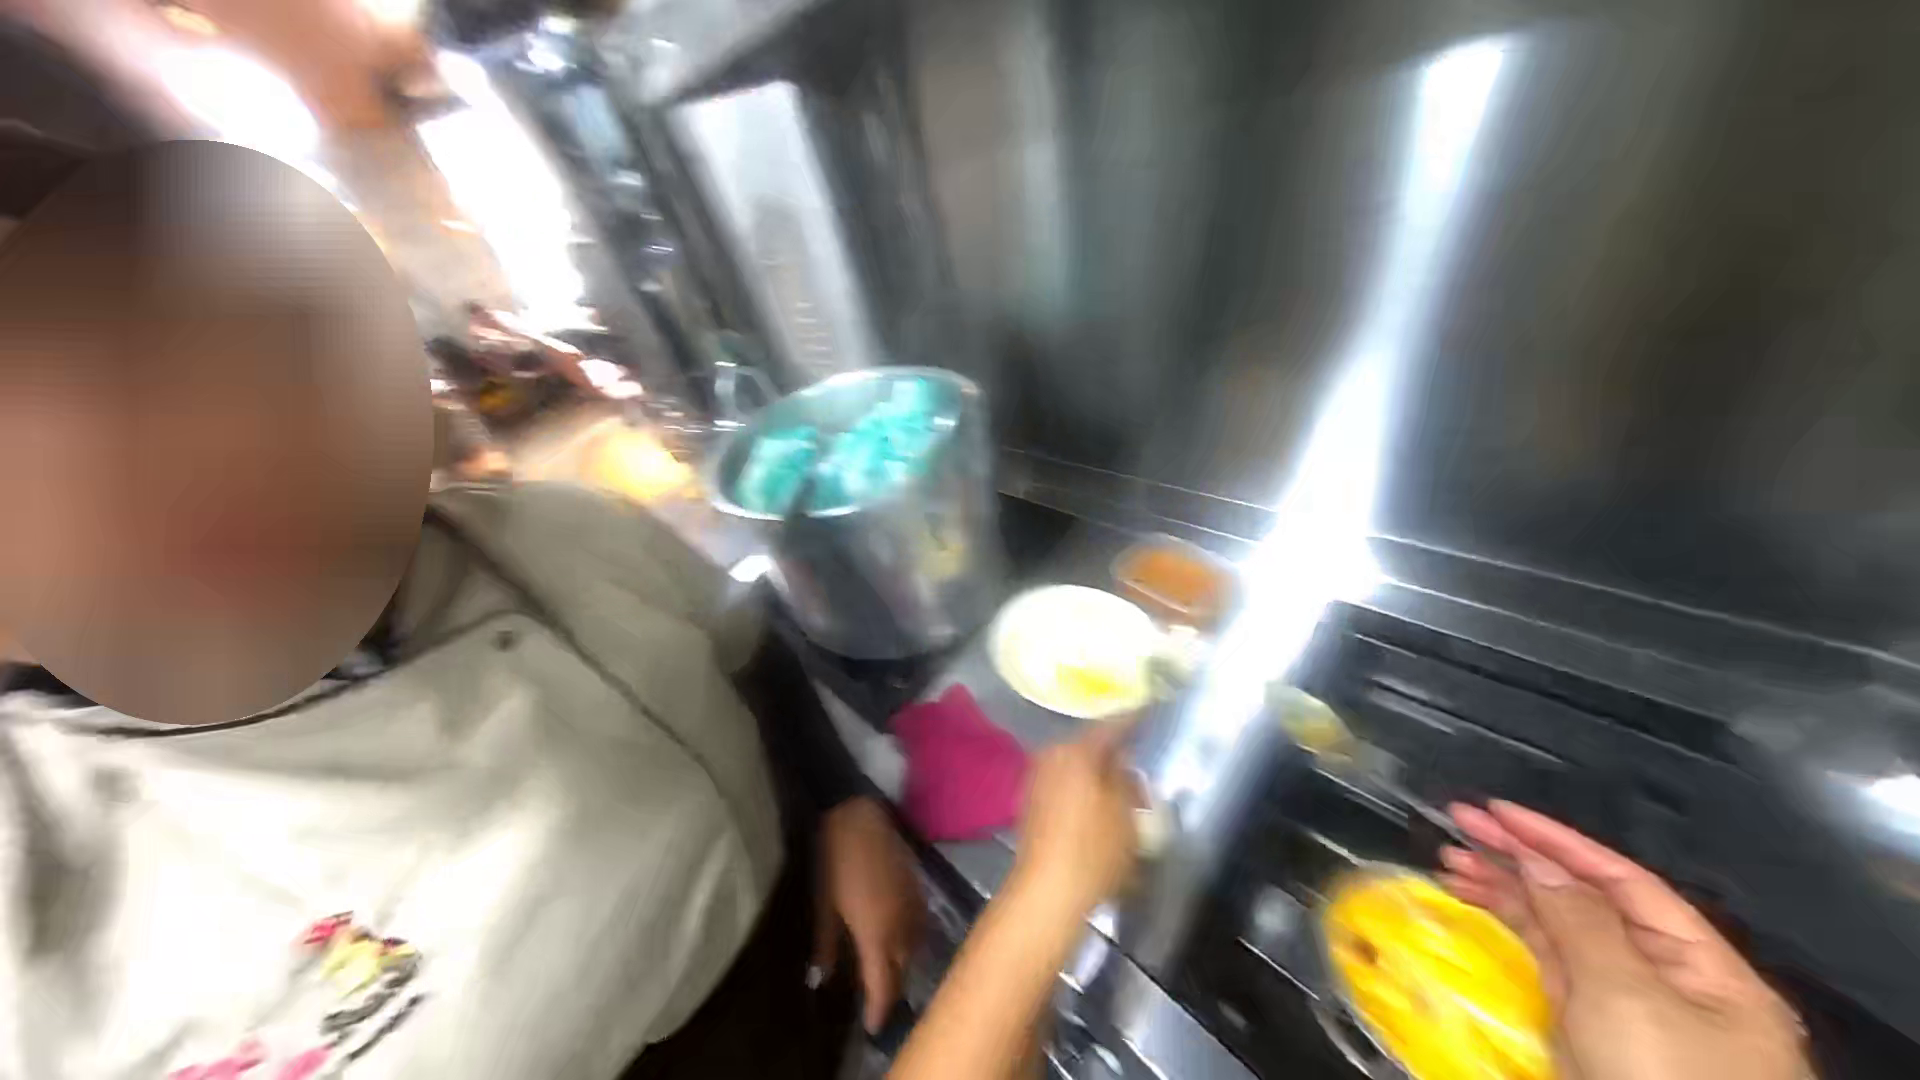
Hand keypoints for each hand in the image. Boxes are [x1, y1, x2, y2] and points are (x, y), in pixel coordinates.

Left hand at [816, 796, 923, 1032]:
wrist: (859, 816)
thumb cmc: (835, 861)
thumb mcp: (825, 906)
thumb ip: (826, 947)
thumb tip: (821, 979)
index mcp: (876, 935)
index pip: (884, 986)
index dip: (880, 1010)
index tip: (872, 1026)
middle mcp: (902, 926)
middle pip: (903, 970)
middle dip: (892, 988)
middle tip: (876, 997)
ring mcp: (915, 905)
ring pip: (916, 948)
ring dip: (903, 962)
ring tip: (886, 967)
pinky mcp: (920, 887)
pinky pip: (921, 925)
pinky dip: (911, 938)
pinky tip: (897, 935)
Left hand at [1008, 719, 1145, 921]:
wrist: (1047, 892)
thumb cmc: (1093, 850)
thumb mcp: (1126, 813)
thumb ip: (1127, 778)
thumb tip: (1124, 760)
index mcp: (1076, 750)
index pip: (1111, 724)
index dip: (1135, 719)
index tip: (1153, 712)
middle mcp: (1051, 754)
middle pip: (1090, 744)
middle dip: (1116, 751)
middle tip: (1143, 758)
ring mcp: (1037, 777)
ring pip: (1077, 764)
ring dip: (1099, 772)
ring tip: (1126, 786)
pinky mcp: (1032, 801)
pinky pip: (1065, 782)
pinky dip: (1084, 787)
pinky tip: (1100, 805)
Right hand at [1442, 801, 1809, 1079]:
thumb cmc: (1661, 1079)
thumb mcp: (1625, 996)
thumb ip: (1580, 918)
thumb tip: (1536, 858)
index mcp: (1702, 969)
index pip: (1624, 881)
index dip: (1558, 839)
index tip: (1497, 810)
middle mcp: (1663, 976)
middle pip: (1583, 896)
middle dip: (1519, 855)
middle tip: (1457, 820)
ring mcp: (1621, 999)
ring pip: (1554, 922)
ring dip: (1500, 884)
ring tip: (1448, 858)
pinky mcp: (1583, 1020)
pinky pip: (1541, 953)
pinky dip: (1503, 921)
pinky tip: (1468, 897)